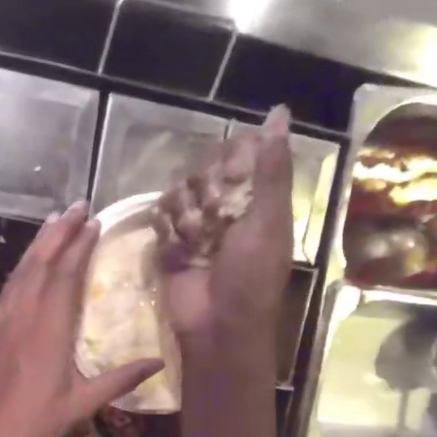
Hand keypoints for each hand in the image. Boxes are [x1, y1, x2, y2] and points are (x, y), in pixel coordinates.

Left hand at [0, 202, 161, 436]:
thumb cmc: (36, 424)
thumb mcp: (83, 404)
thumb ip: (120, 379)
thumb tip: (159, 363)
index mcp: (48, 332)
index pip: (64, 277)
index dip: (79, 247)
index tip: (94, 223)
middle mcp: (24, 318)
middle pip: (41, 264)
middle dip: (59, 232)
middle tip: (77, 205)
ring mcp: (4, 321)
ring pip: (22, 271)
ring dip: (39, 243)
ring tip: (56, 220)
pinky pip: (10, 287)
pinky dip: (23, 266)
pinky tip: (31, 260)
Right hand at [154, 105, 294, 354]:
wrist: (217, 326)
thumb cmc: (252, 276)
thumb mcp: (269, 219)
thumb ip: (272, 166)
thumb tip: (278, 110)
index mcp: (254, 198)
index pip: (235, 155)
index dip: (229, 166)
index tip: (232, 187)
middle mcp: (223, 207)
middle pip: (200, 171)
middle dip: (204, 196)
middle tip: (216, 226)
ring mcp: (193, 226)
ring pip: (175, 192)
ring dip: (185, 218)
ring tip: (197, 245)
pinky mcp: (167, 244)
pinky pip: (158, 218)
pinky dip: (167, 233)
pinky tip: (179, 251)